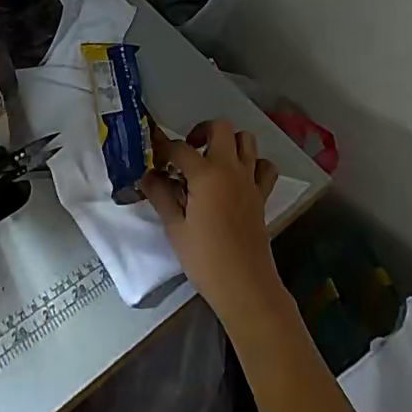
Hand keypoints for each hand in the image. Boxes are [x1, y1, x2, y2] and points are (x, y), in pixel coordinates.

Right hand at [142, 119, 284, 326]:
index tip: (153, 158)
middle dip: (201, 131)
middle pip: (220, 127)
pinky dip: (254, 163)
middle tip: (187, 151)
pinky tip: (240, 177)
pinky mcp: (262, 194)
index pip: (180, 148)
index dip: (163, 149)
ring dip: (229, 142)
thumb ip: (161, 196)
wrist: (244, 284)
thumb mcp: (175, 228)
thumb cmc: (205, 258)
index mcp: (206, 174)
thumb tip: (147, 176)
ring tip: (212, 161)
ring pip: (246, 140)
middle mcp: (231, 168)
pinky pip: (264, 166)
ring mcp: (250, 180)